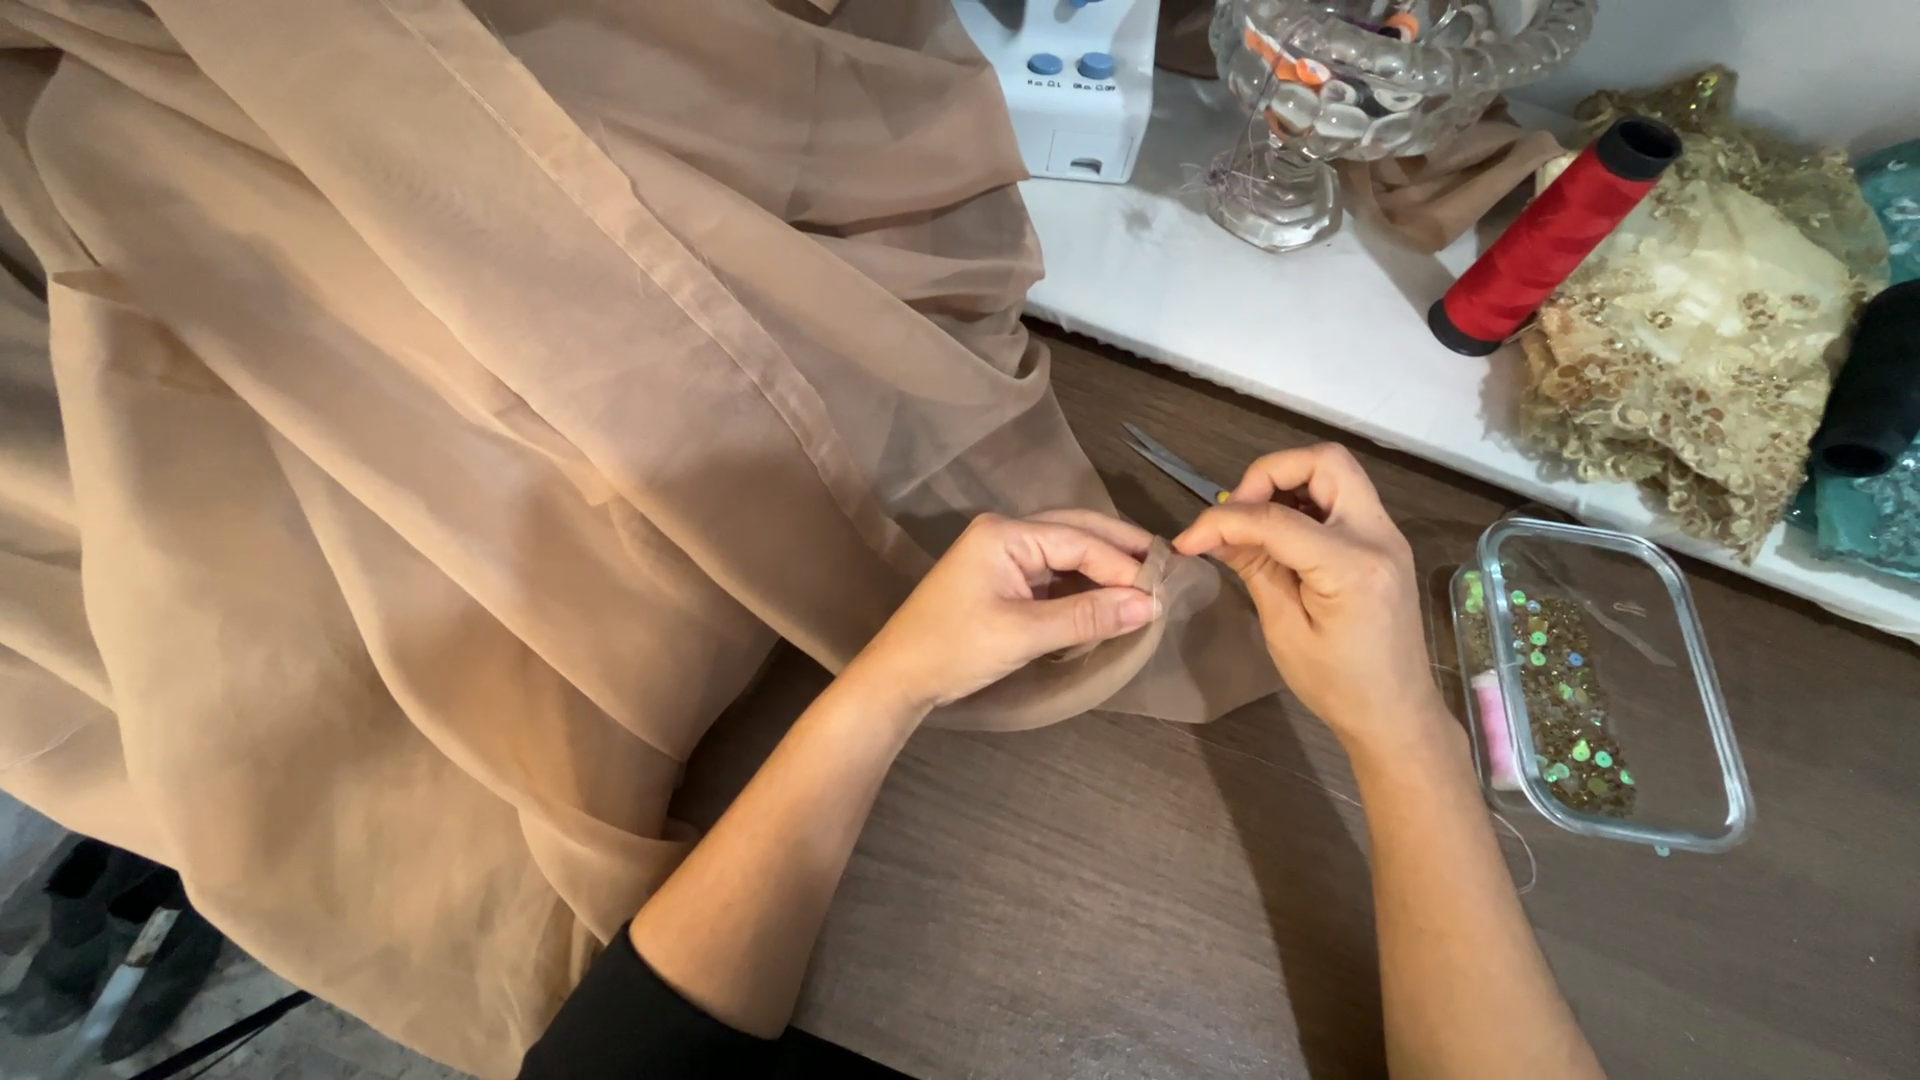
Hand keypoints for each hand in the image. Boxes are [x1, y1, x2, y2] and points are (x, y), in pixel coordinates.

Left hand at [849, 510, 1161, 711]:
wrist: (898, 677)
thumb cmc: (954, 649)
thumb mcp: (1023, 634)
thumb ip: (1086, 616)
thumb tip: (1148, 605)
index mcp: (1005, 533)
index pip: (1079, 541)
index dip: (1121, 566)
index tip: (1160, 593)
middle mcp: (1004, 533)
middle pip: (1075, 531)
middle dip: (1119, 550)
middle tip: (1165, 569)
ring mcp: (1000, 554)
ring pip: (1064, 550)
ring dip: (1101, 566)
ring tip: (1143, 583)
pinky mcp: (1000, 578)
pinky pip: (1050, 571)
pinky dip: (1079, 583)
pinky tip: (1105, 597)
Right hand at [1173, 444, 1441, 751]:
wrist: (1395, 713)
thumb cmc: (1337, 684)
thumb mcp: (1283, 629)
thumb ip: (1254, 567)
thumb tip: (1213, 533)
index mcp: (1351, 566)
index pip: (1275, 518)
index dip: (1222, 521)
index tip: (1188, 540)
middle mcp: (1377, 536)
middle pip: (1324, 461)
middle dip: (1268, 474)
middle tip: (1238, 512)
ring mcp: (1385, 535)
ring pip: (1334, 471)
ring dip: (1286, 483)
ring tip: (1253, 523)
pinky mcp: (1381, 542)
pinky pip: (1340, 497)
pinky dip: (1302, 501)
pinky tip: (1277, 535)